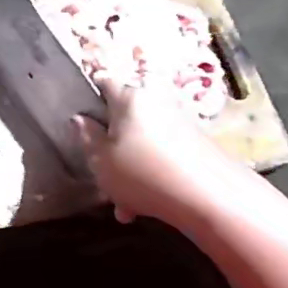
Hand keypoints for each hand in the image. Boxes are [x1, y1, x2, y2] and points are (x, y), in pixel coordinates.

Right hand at [76, 77, 235, 227]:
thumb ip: (87, 137)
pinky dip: (151, 174)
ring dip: (130, 169)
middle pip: (123, 118)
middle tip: (104, 178)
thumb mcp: (100, 161)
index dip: (88, 98)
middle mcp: (157, 100)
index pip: (103, 81)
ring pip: (142, 141)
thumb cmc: (141, 172)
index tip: (82, 123)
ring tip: (126, 205)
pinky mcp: (196, 141)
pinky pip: (162, 153)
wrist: (208, 195)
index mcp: (130, 96)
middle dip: (111, 149)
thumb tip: (80, 118)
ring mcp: (179, 120)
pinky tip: (145, 205)